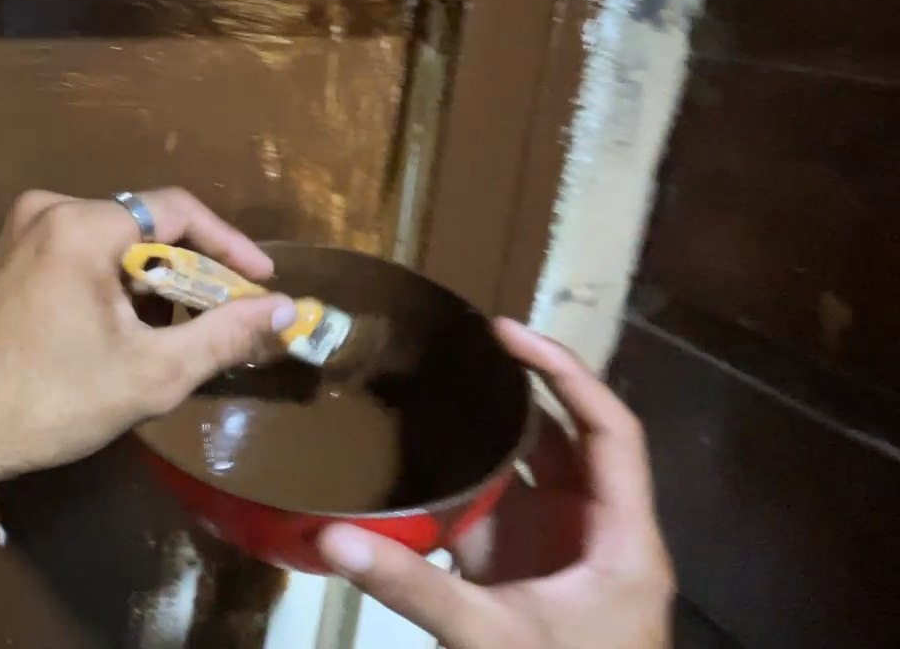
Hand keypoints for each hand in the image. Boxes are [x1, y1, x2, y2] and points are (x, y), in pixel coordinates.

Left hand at [0, 188, 296, 479]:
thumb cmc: (50, 400)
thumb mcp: (150, 373)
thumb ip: (223, 334)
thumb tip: (282, 309)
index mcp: (79, 225)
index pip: (175, 210)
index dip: (229, 244)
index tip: (264, 284)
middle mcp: (48, 207)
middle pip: (143, 224)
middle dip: (190, 271)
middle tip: (225, 318)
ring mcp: (23, 226)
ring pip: (114, 239)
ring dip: (152, 279)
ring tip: (177, 332)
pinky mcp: (11, 249)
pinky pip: (81, 249)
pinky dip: (114, 281)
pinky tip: (126, 326)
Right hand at [316, 319, 674, 648]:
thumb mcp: (493, 640)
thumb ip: (413, 586)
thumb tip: (329, 533)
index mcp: (620, 539)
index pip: (611, 433)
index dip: (565, 374)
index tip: (502, 332)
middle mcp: (594, 527)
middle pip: (569, 434)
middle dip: (518, 383)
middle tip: (453, 342)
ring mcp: (555, 542)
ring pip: (529, 460)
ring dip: (488, 418)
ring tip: (431, 372)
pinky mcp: (518, 557)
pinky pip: (493, 491)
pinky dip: (461, 460)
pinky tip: (416, 437)